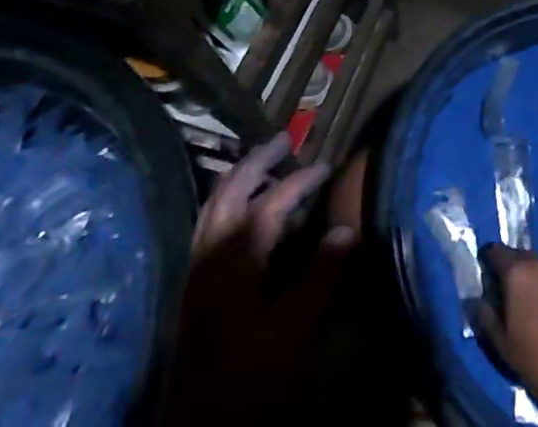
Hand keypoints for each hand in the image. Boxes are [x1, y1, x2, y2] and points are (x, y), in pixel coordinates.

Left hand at [167, 137, 356, 425]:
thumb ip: (319, 275)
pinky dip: (227, 198)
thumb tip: (343, 228)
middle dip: (258, 159)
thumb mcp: (295, 329)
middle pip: (231, 187)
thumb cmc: (252, 374)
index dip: (301, 180)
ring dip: (240, 175)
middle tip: (284, 139)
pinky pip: (208, 218)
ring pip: (214, 200)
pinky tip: (242, 204)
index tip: (327, 166)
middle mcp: (210, 248)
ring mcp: (196, 261)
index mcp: (236, 256)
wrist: (202, 419)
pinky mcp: (193, 276)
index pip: (272, 201)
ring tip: (266, 163)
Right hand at [471, 244, 537, 394]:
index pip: (494, 250)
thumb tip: (478, 299)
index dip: (488, 263)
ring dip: (536, 278)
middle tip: (514, 297)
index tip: (490, 281)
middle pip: (520, 256)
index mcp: (516, 272)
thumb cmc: (537, 358)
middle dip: (513, 270)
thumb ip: (484, 314)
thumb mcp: (500, 342)